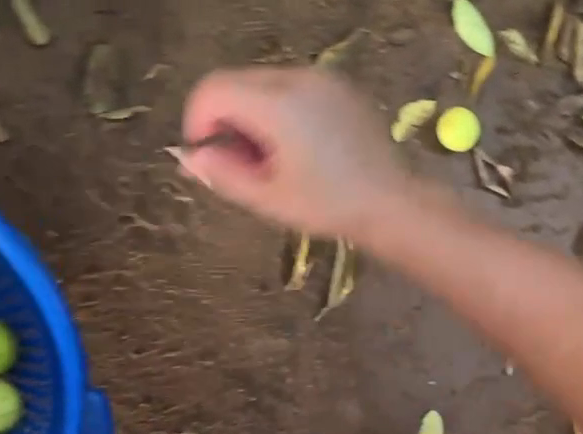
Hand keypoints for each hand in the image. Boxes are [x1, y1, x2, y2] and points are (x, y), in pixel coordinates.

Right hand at [180, 67, 418, 240]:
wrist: (393, 204)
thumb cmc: (330, 207)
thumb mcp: (270, 199)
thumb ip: (223, 175)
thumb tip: (190, 156)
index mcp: (276, 104)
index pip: (212, 90)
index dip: (199, 123)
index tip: (208, 158)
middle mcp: (297, 77)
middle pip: (237, 84)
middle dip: (229, 123)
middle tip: (246, 168)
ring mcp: (322, 77)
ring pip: (264, 85)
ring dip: (255, 118)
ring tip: (277, 163)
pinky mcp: (340, 86)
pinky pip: (294, 89)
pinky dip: (283, 113)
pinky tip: (302, 151)